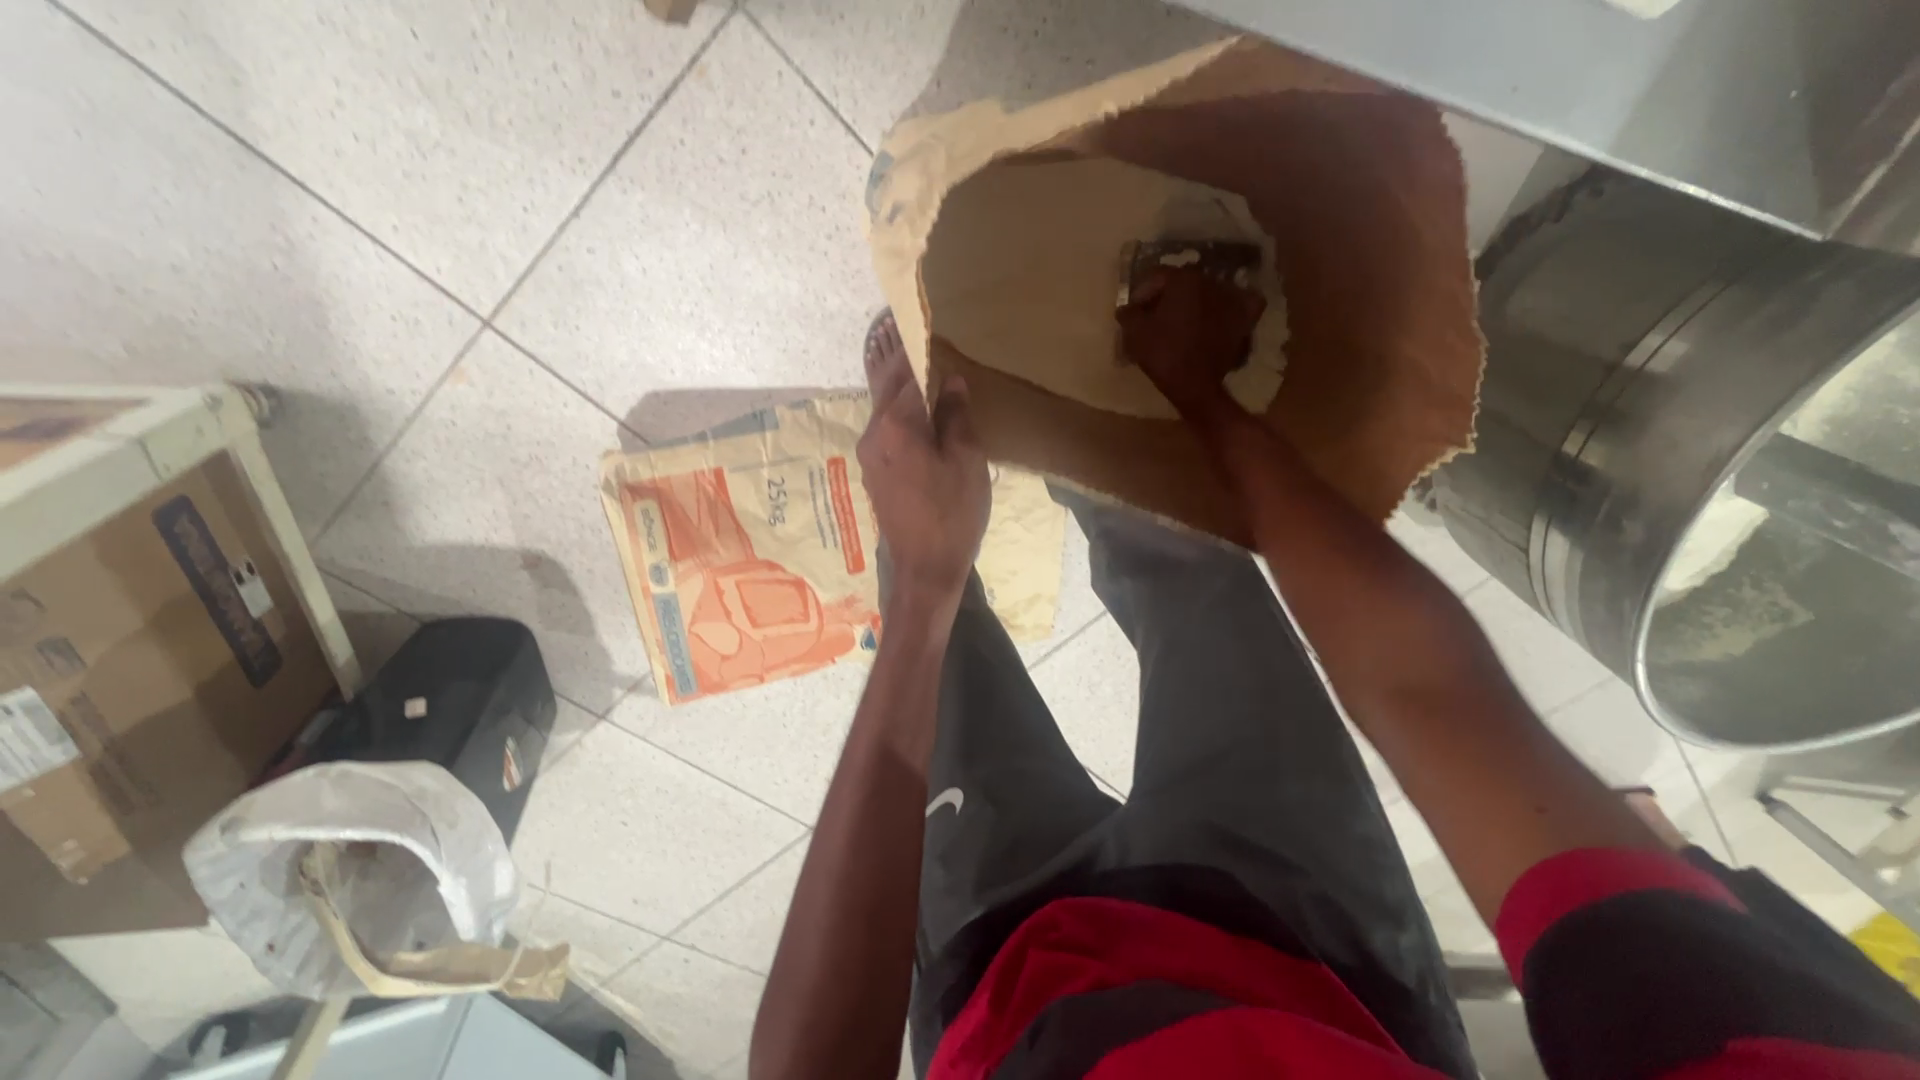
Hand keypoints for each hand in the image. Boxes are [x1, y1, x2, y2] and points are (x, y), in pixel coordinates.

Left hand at [858, 314, 990, 604]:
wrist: (924, 568)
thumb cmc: (953, 515)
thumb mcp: (966, 461)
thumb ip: (956, 415)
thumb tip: (951, 381)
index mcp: (897, 425)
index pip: (910, 373)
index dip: (923, 350)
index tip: (932, 326)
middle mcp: (874, 432)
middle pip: (886, 383)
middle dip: (900, 356)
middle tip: (911, 326)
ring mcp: (869, 452)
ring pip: (883, 404)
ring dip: (897, 381)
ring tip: (912, 355)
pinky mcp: (873, 470)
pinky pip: (885, 425)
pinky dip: (897, 406)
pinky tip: (913, 402)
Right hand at [1116, 266, 1266, 414]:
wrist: (1194, 385)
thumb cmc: (1162, 354)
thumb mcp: (1134, 333)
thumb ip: (1128, 313)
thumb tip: (1128, 308)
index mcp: (1183, 280)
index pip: (1157, 277)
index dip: (1143, 293)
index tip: (1136, 312)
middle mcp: (1210, 282)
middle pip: (1184, 283)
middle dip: (1169, 296)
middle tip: (1157, 316)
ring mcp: (1231, 299)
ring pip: (1211, 291)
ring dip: (1197, 301)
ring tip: (1186, 320)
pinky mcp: (1244, 319)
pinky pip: (1243, 301)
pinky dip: (1234, 303)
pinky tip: (1224, 311)